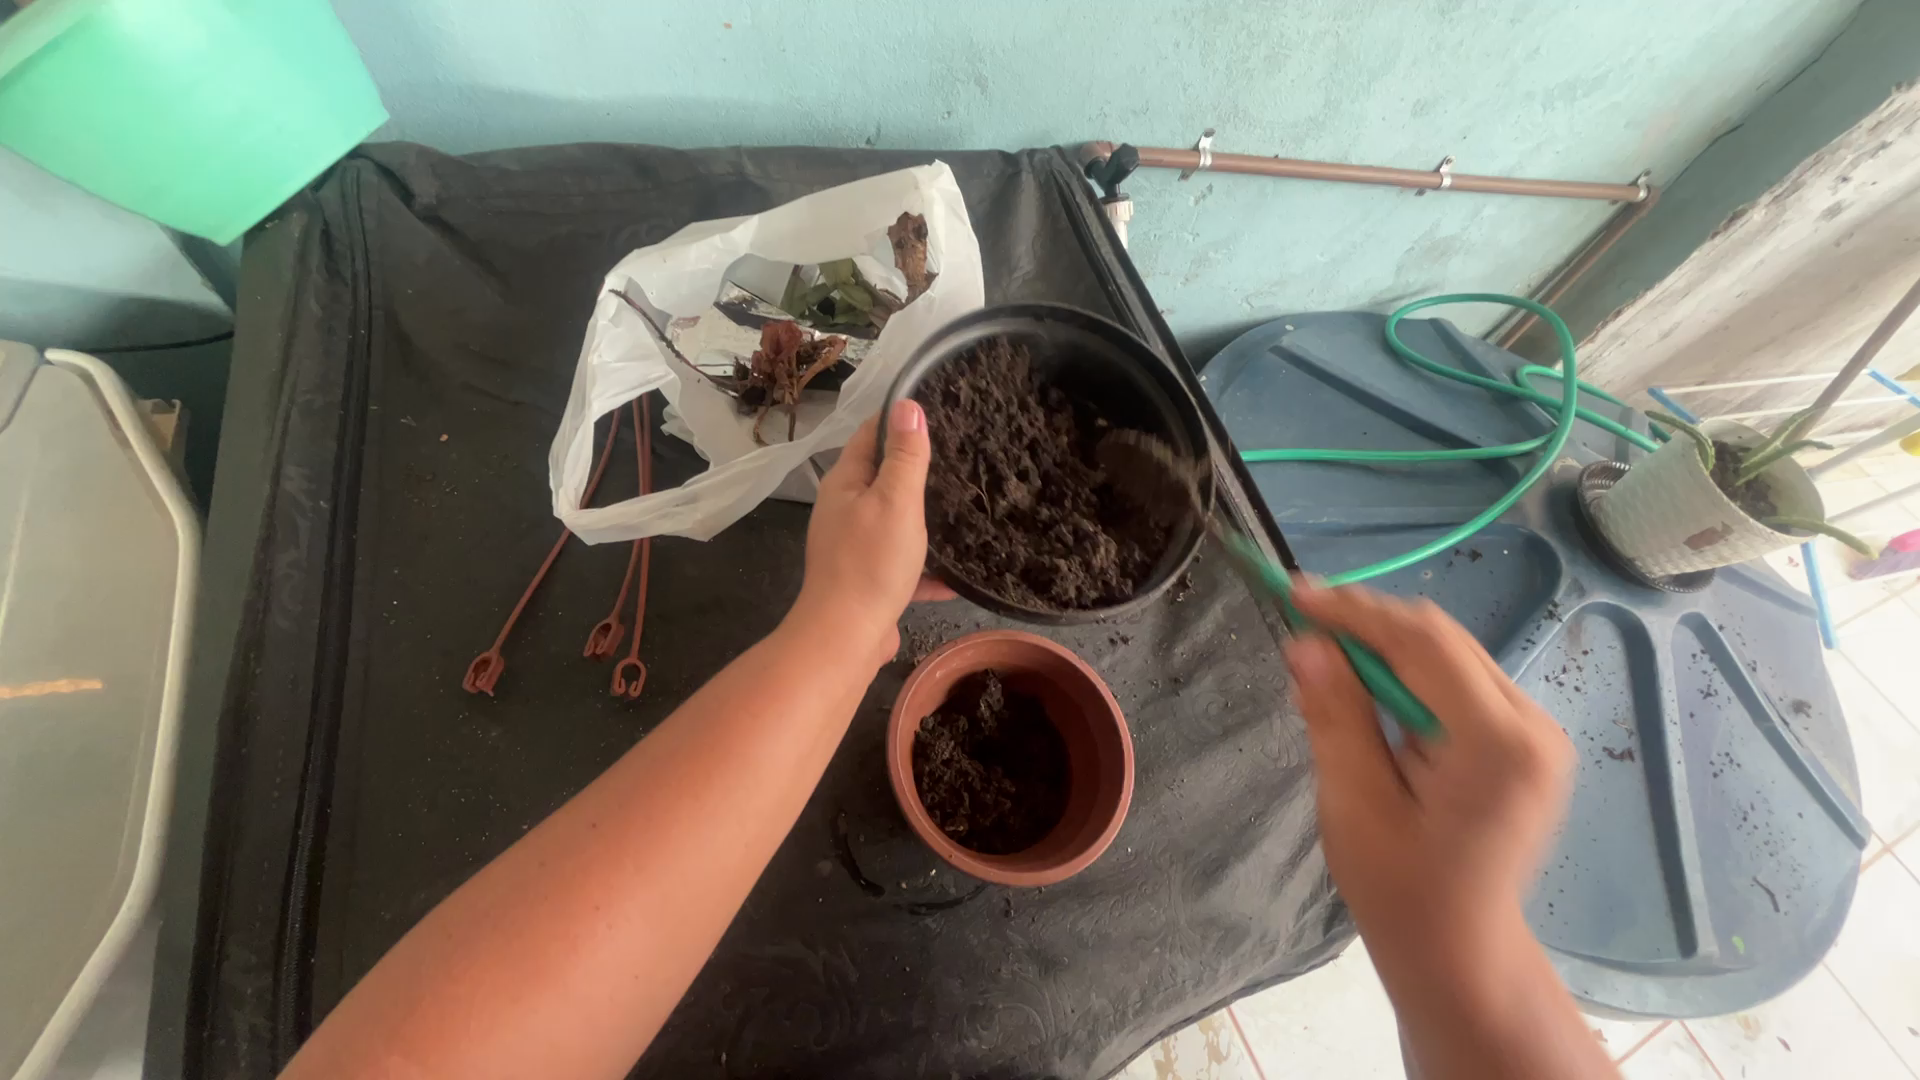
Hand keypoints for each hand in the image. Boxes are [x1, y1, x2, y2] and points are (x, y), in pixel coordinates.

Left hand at [788, 400, 951, 665]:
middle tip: (959, 461)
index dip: (899, 421)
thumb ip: (904, 456)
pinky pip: (901, 566)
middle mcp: (843, 511)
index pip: (870, 435)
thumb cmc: (871, 563)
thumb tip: (907, 404)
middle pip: (881, 479)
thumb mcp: (895, 501)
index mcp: (845, 484)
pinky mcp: (867, 581)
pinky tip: (957, 577)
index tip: (938, 412)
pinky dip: (925, 568)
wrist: (846, 637)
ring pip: (893, 523)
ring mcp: (853, 548)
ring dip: (922, 520)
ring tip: (962, 511)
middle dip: (915, 470)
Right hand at [1284, 584, 1572, 967]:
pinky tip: (1359, 681)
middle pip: (1438, 638)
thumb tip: (1305, 642)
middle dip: (1364, 620)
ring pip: (1444, 650)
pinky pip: (1451, 676)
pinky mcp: (1518, 737)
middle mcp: (1530, 724)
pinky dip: (1400, 667)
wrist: (1458, 944)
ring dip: (1379, 642)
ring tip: (1320, 650)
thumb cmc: (1398, 885)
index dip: (1354, 610)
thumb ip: (1335, 714)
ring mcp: (1531, 729)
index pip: (1424, 643)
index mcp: (1497, 744)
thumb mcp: (1353, 800)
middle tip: (1299, 618)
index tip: (1293, 592)